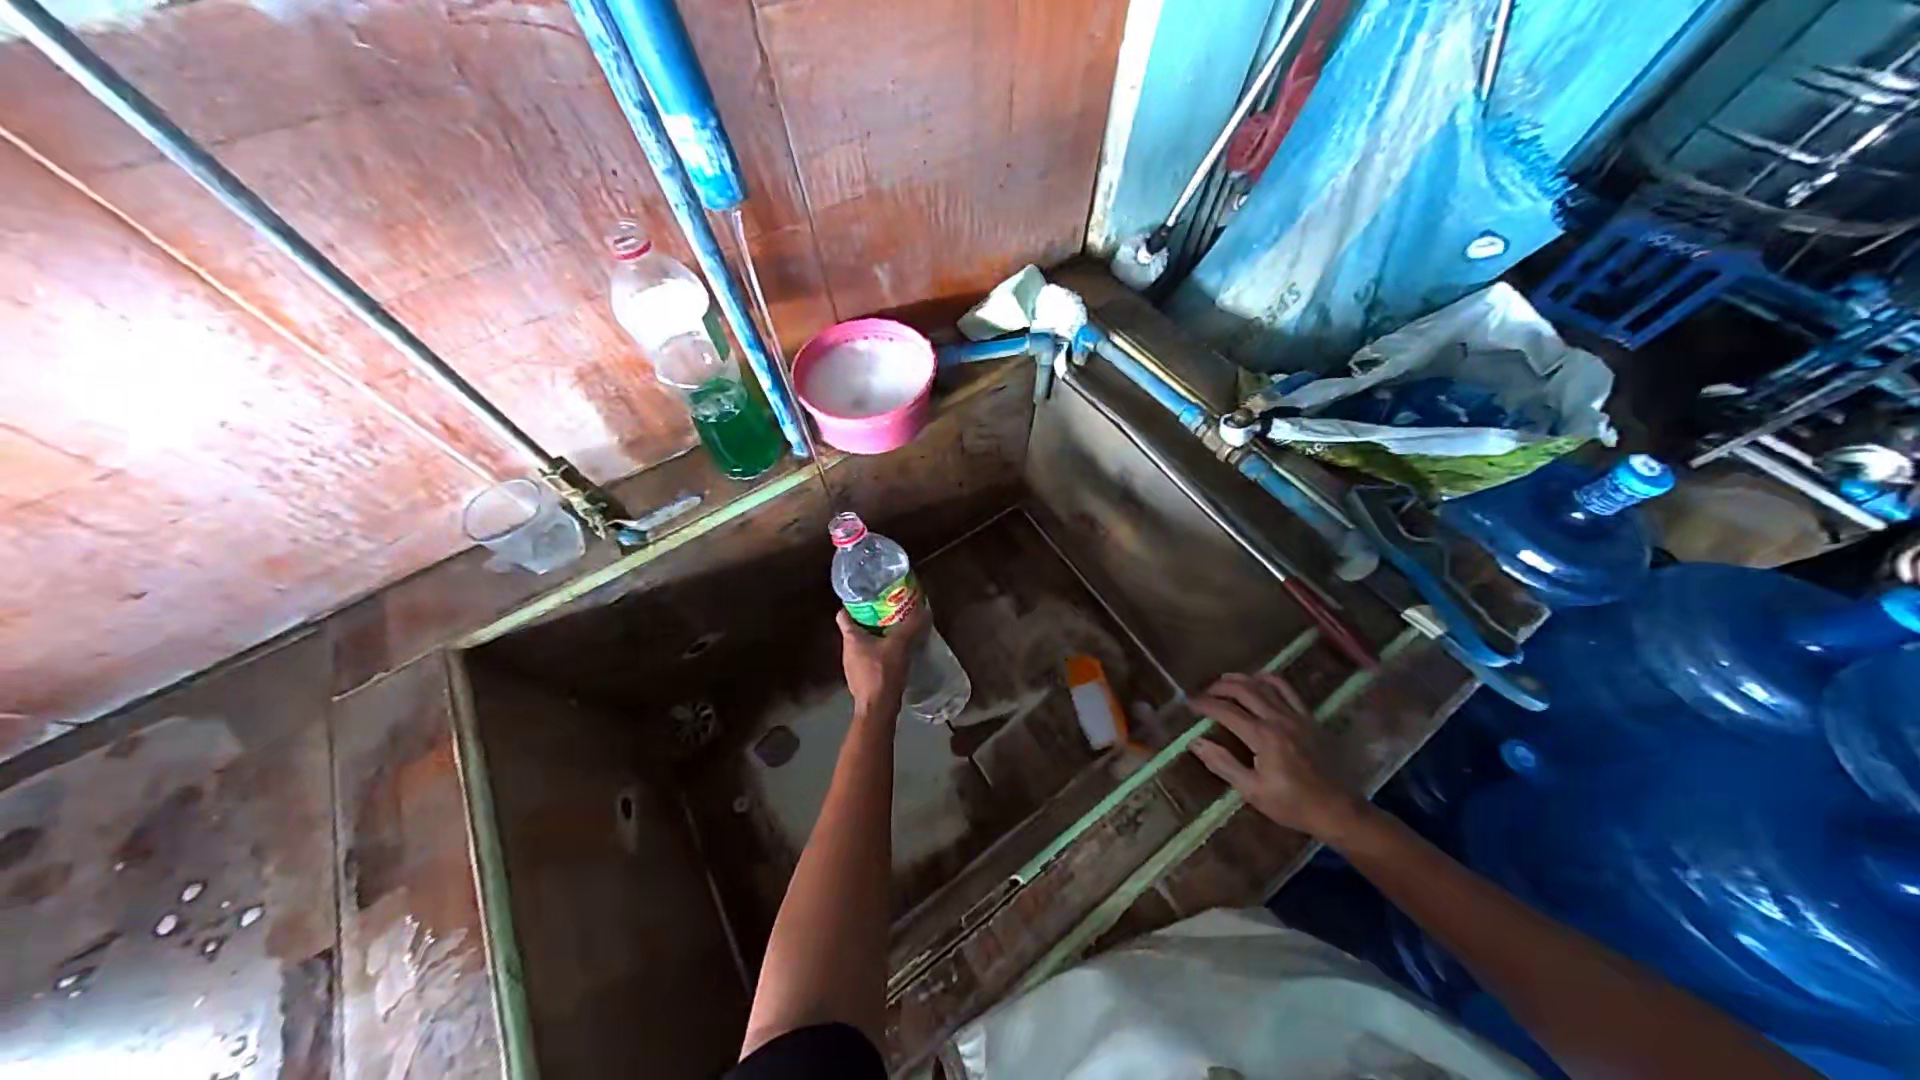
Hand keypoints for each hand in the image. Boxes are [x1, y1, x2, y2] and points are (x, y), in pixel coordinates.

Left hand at [837, 601, 929, 718]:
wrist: (877, 708)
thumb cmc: (882, 673)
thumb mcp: (899, 645)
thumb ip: (911, 626)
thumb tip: (923, 609)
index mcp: (850, 638)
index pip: (843, 614)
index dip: (853, 605)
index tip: (870, 599)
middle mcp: (847, 650)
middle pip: (855, 628)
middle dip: (871, 620)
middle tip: (889, 613)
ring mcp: (852, 666)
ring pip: (862, 644)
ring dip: (876, 637)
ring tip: (894, 632)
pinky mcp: (861, 679)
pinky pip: (868, 659)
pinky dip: (878, 653)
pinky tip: (894, 654)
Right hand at [1188, 671, 1370, 839]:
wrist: (1338, 810)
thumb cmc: (1293, 805)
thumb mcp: (1252, 791)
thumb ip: (1223, 764)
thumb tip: (1195, 742)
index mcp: (1263, 737)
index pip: (1226, 711)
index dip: (1204, 704)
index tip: (1188, 703)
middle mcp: (1279, 719)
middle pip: (1244, 690)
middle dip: (1219, 687)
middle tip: (1203, 692)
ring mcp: (1297, 716)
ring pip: (1265, 684)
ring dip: (1241, 678)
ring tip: (1224, 680)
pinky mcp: (1309, 718)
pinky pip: (1288, 689)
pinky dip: (1269, 679)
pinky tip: (1258, 680)